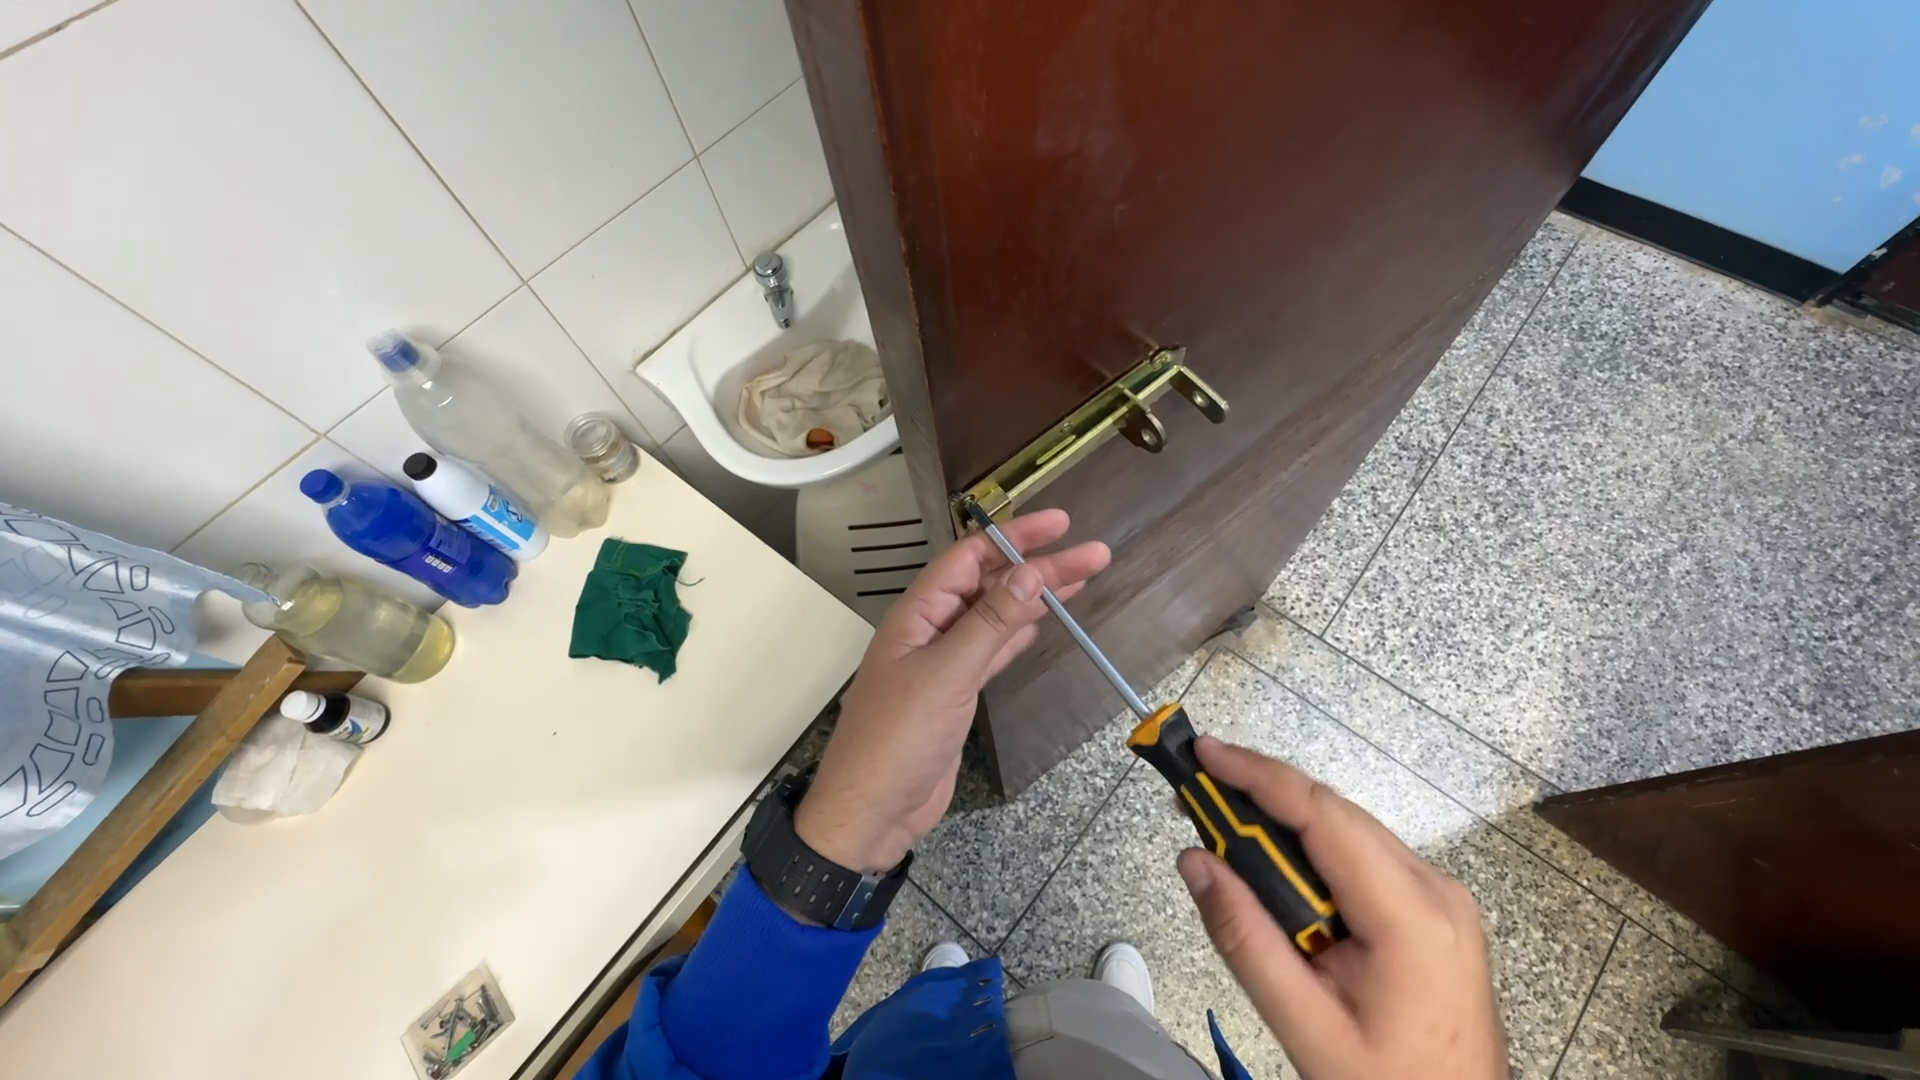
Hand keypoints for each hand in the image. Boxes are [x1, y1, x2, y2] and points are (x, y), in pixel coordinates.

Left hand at [794, 509, 1109, 874]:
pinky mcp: (956, 692)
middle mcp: (930, 628)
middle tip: (1093, 556)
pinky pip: (993, 650)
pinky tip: (1042, 622)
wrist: (872, 812)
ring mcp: (944, 661)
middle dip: (1039, 567)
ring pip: (996, 617)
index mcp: (918, 613)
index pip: (971, 558)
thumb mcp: (946, 675)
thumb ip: (990, 624)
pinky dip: (1019, 635)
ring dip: (1035, 598)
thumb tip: (1031, 573)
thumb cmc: (897, 740)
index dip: (1016, 537)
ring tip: (1081, 581)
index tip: (1062, 525)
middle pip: (990, 585)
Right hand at [1177, 737, 1505, 1079]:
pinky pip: (1358, 852)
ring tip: (1218, 823)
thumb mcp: (1303, 1025)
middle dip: (1258, 791)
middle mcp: (1434, 886)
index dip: (1257, 774)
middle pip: (1332, 812)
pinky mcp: (1432, 904)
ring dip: (1280, 817)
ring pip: (1344, 827)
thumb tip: (1192, 858)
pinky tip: (1270, 858)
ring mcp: (1439, 893)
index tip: (1202, 752)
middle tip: (1192, 795)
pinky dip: (1307, 843)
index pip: (1322, 815)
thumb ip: (1245, 938)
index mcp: (1410, 915)